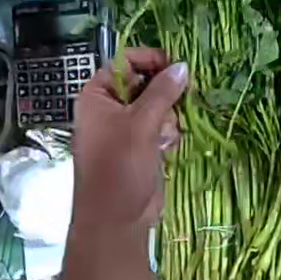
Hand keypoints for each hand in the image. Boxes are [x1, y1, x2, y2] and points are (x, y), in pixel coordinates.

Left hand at [70, 48, 187, 238]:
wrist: (116, 219)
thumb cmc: (119, 167)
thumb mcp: (141, 124)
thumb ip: (163, 92)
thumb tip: (182, 66)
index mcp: (97, 95)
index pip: (125, 62)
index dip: (151, 60)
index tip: (177, 65)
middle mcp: (109, 107)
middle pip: (145, 83)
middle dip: (164, 95)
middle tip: (176, 105)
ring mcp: (125, 127)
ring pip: (158, 105)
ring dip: (167, 118)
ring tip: (164, 137)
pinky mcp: (140, 145)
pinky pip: (161, 126)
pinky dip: (167, 134)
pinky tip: (166, 148)